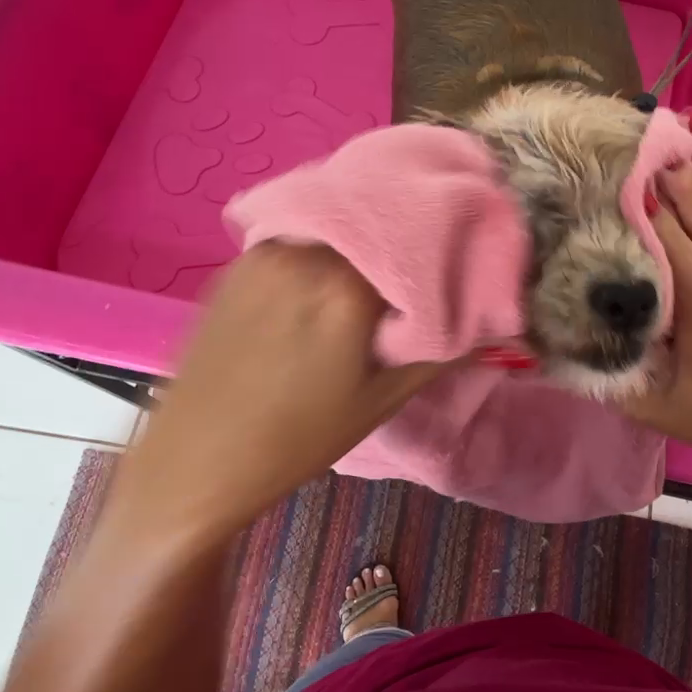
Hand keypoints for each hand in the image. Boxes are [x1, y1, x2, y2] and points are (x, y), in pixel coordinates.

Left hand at [119, 243, 455, 531]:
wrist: (195, 461)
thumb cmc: (297, 439)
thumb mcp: (380, 401)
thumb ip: (441, 353)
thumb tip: (496, 327)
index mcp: (346, 288)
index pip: (415, 242)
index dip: (441, 254)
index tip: (460, 265)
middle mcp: (307, 254)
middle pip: (376, 229)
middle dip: (405, 244)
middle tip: (423, 270)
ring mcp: (267, 254)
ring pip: (338, 232)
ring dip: (364, 246)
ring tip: (379, 276)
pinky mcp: (240, 262)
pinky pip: (302, 240)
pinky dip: (326, 251)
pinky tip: (331, 281)